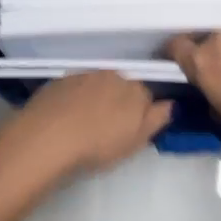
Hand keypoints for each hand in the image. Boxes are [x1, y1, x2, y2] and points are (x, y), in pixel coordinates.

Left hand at [5, 71, 173, 171]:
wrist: (48, 138)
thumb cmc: (98, 145)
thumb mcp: (136, 140)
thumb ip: (156, 119)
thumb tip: (172, 103)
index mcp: (135, 90)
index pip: (146, 96)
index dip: (140, 113)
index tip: (130, 130)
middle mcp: (111, 75)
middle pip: (121, 86)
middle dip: (118, 102)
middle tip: (107, 129)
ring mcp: (83, 75)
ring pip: (97, 86)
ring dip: (95, 99)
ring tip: (85, 124)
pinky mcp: (58, 81)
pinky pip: (74, 89)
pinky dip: (74, 99)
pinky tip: (66, 118)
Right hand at [166, 32, 220, 152]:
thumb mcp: (218, 110)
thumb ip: (206, 88)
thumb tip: (210, 83)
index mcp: (201, 61)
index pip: (176, 45)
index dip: (177, 53)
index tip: (183, 60)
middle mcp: (220, 39)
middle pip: (204, 36)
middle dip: (206, 48)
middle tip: (217, 63)